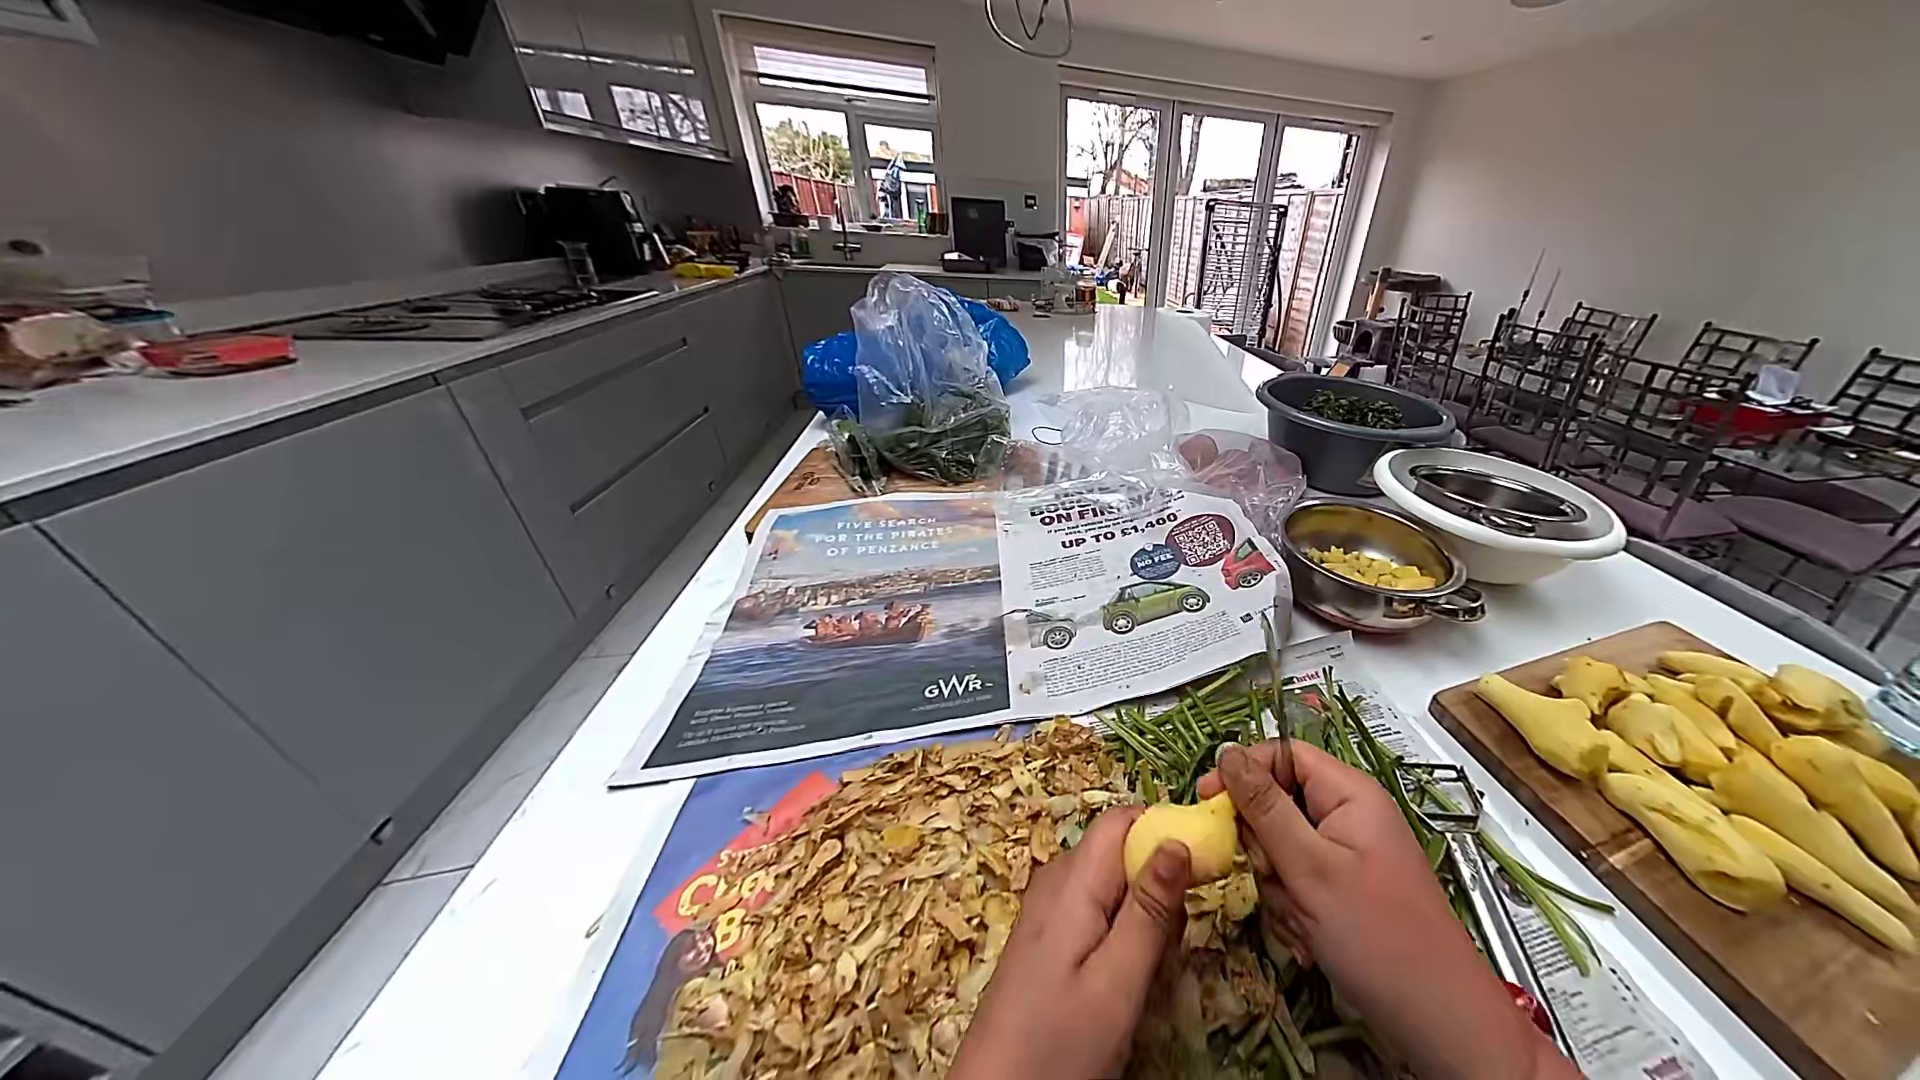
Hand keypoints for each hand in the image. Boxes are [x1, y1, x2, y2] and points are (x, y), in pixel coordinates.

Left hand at [949, 806, 1189, 1079]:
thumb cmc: (1060, 1039)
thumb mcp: (1117, 982)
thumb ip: (1149, 911)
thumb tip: (1176, 841)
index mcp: (1073, 879)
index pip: (1120, 819)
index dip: (1163, 829)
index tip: (1201, 867)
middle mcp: (1057, 878)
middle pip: (1119, 850)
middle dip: (1157, 883)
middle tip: (1169, 944)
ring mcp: (1049, 903)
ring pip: (1112, 881)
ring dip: (1143, 913)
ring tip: (1146, 970)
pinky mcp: (1049, 930)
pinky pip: (1096, 907)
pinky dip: (1122, 930)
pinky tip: (1123, 975)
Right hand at [1200, 741, 1578, 1079]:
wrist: (1442, 1025)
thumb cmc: (1379, 937)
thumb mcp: (1309, 866)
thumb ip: (1263, 805)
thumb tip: (1225, 750)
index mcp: (1348, 793)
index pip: (1280, 753)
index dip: (1241, 770)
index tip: (1208, 799)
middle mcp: (1347, 813)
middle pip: (1275, 798)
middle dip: (1260, 839)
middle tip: (1266, 873)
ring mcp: (1344, 851)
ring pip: (1278, 841)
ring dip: (1273, 878)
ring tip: (1295, 913)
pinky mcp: (1341, 883)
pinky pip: (1294, 873)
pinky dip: (1289, 900)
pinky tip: (1304, 930)